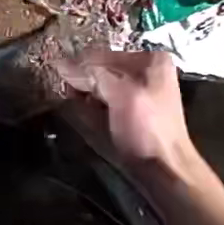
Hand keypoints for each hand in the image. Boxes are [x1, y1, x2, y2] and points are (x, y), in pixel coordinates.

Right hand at [58, 50, 203, 181]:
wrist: (165, 170)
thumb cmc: (146, 129)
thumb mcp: (121, 94)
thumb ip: (92, 75)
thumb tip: (60, 63)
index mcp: (149, 59)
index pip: (102, 55)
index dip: (78, 67)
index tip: (58, 80)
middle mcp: (145, 70)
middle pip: (100, 69)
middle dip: (82, 83)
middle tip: (67, 97)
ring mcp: (139, 91)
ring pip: (99, 86)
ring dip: (84, 96)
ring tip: (76, 108)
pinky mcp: (131, 112)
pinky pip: (103, 101)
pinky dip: (91, 107)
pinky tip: (86, 116)